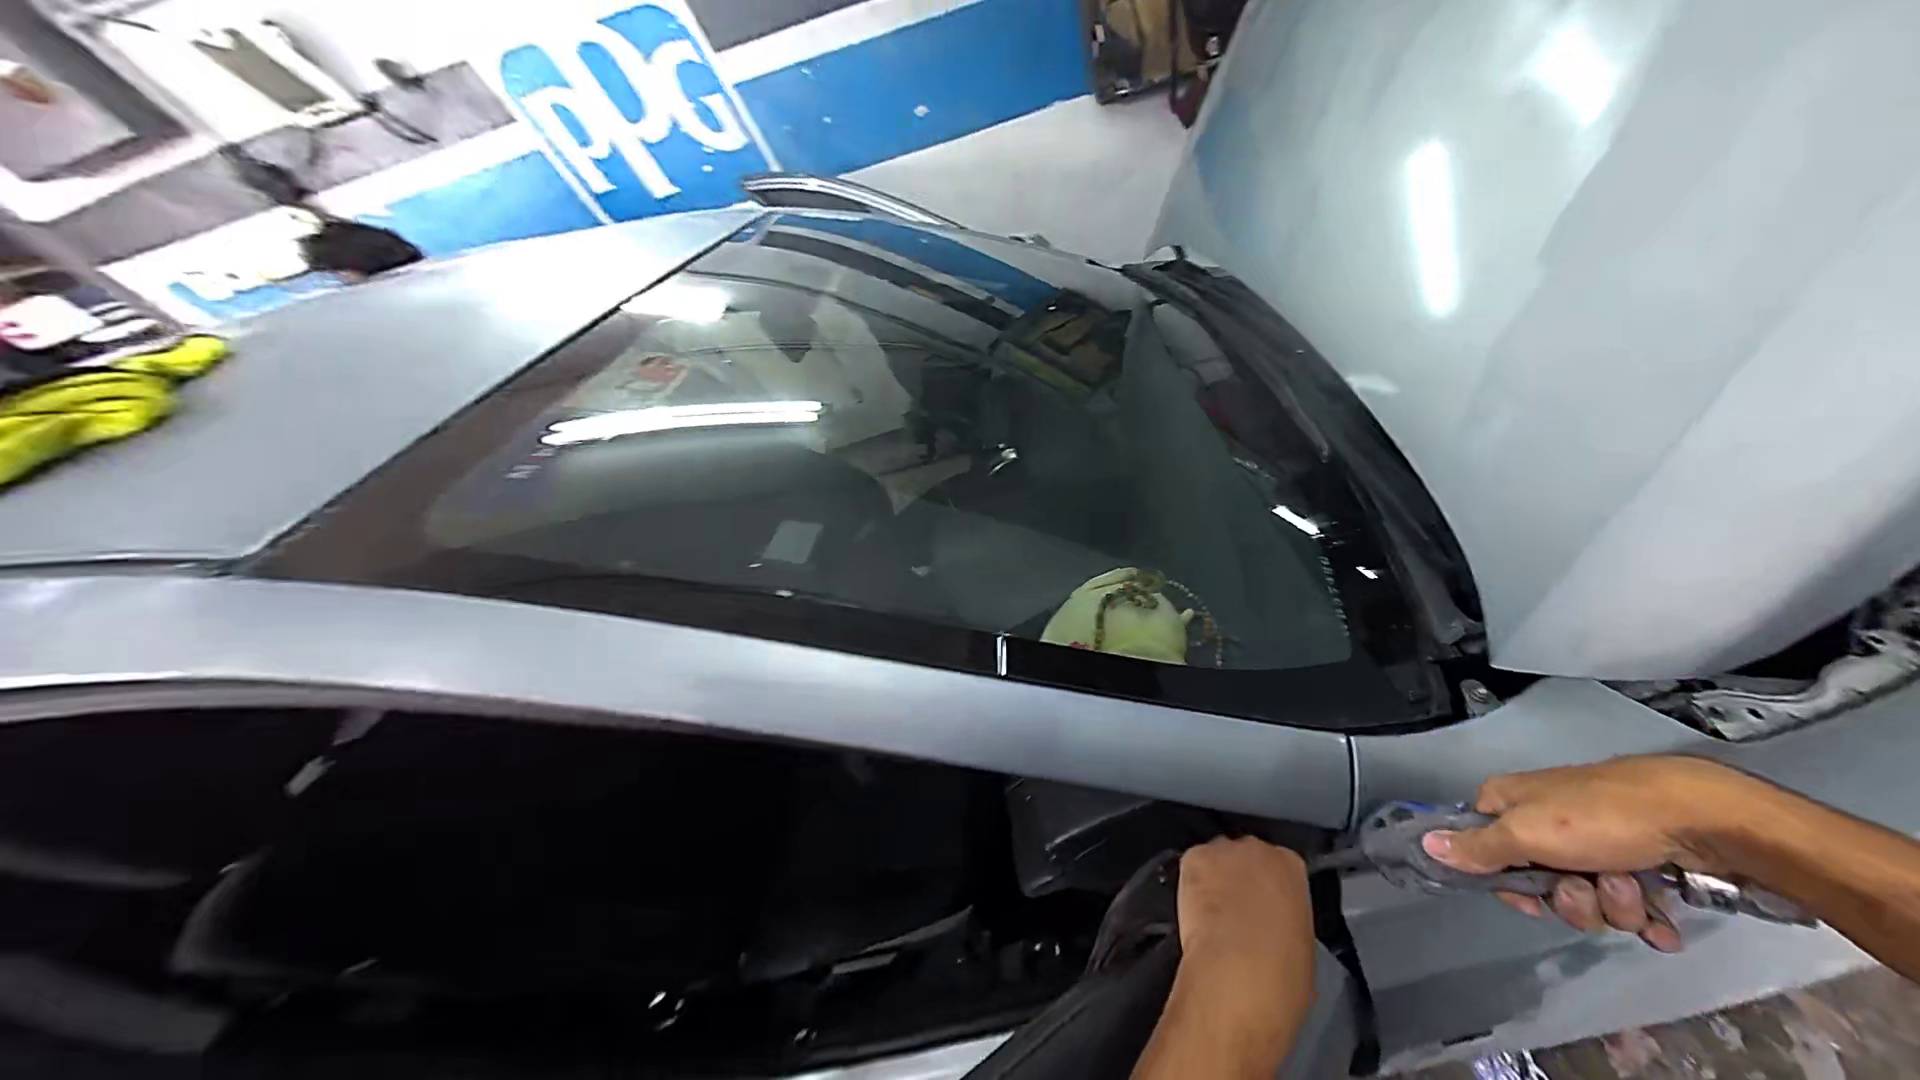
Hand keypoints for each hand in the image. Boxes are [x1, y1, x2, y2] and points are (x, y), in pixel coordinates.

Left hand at [1177, 837, 1315, 990]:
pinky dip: (1191, 883)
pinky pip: (1192, 865)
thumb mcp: (1301, 940)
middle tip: (1237, 908)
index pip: (1280, 866)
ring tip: (1212, 912)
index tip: (1265, 906)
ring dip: (1214, 877)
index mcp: (1290, 865)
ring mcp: (1221, 850)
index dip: (1270, 887)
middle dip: (1242, 876)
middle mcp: (1256, 848)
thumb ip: (1286, 916)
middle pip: (1246, 855)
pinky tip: (1194, 907)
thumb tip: (1273, 923)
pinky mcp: (1192, 858)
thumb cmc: (1282, 968)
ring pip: (1216, 858)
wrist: (1240, 968)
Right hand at [1419, 756, 1761, 953]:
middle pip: (1540, 881)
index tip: (1530, 896)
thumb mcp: (1525, 834)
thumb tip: (1424, 843)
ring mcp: (1595, 841)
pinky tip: (1662, 923)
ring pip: (1588, 897)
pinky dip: (1645, 917)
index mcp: (1510, 804)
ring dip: (1612, 906)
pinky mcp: (1640, 861)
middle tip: (1588, 887)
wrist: (1698, 816)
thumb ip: (1478, 846)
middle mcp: (1546, 820)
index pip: (1486, 847)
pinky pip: (1630, 906)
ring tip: (1633, 887)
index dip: (1506, 881)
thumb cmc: (1597, 819)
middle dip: (1570, 899)